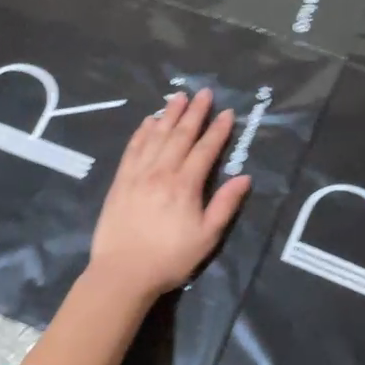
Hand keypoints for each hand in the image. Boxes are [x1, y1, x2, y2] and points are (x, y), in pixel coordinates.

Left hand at [87, 89, 251, 299]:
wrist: (122, 272)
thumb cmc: (170, 258)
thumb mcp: (206, 237)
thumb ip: (225, 205)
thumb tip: (244, 178)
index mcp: (185, 185)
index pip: (205, 150)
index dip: (218, 130)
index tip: (227, 113)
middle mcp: (161, 172)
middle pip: (180, 135)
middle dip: (194, 113)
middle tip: (203, 93)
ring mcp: (138, 174)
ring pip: (155, 136)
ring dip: (168, 115)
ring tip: (178, 97)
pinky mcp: (120, 181)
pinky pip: (133, 148)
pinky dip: (142, 132)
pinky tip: (148, 121)